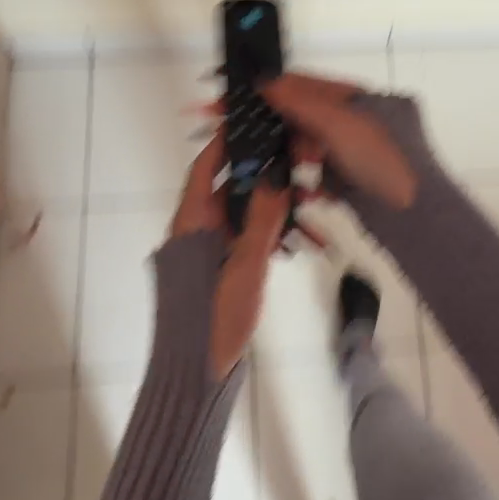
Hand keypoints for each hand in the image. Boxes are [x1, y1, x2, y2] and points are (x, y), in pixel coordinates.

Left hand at [172, 132, 292, 378]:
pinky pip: (242, 242)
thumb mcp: (245, 267)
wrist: (196, 377)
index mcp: (190, 225)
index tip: (250, 122)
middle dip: (263, 179)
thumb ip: (262, 220)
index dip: (225, 143)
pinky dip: (266, 237)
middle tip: (297, 165)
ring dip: (271, 211)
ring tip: (308, 204)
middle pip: (228, 191)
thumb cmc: (214, 321)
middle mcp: (193, 233)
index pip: (205, 169)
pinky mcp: (215, 273)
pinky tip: (296, 240)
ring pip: (240, 218)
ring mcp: (204, 254)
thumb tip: (276, 174)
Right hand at [260, 74, 418, 208]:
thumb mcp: (341, 125)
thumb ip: (302, 103)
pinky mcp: (359, 186)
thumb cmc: (382, 162)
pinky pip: (324, 178)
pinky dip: (310, 184)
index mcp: (371, 100)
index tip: (248, 97)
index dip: (281, 89)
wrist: (416, 219)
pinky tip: (303, 192)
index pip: (316, 85)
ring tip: (288, 169)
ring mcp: (364, 156)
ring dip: (296, 159)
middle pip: (314, 119)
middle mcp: (369, 124)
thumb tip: (265, 84)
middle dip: (289, 130)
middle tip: (261, 141)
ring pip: (316, 150)